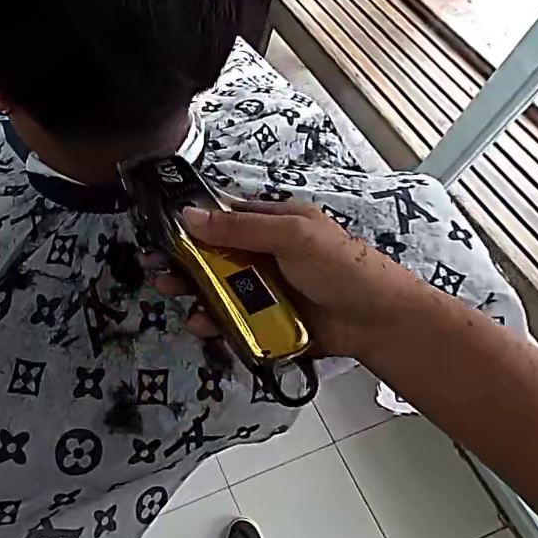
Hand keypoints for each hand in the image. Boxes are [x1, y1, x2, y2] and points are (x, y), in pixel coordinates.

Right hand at [156, 200, 441, 360]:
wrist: (379, 322)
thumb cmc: (342, 267)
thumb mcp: (292, 237)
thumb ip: (241, 228)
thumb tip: (189, 214)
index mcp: (274, 223)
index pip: (226, 217)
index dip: (194, 223)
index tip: (163, 232)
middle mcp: (265, 254)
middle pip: (215, 255)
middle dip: (185, 261)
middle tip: (157, 269)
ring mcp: (266, 288)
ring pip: (220, 288)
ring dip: (194, 291)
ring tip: (170, 293)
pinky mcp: (267, 319)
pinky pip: (233, 318)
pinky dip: (214, 321)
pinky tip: (200, 323)